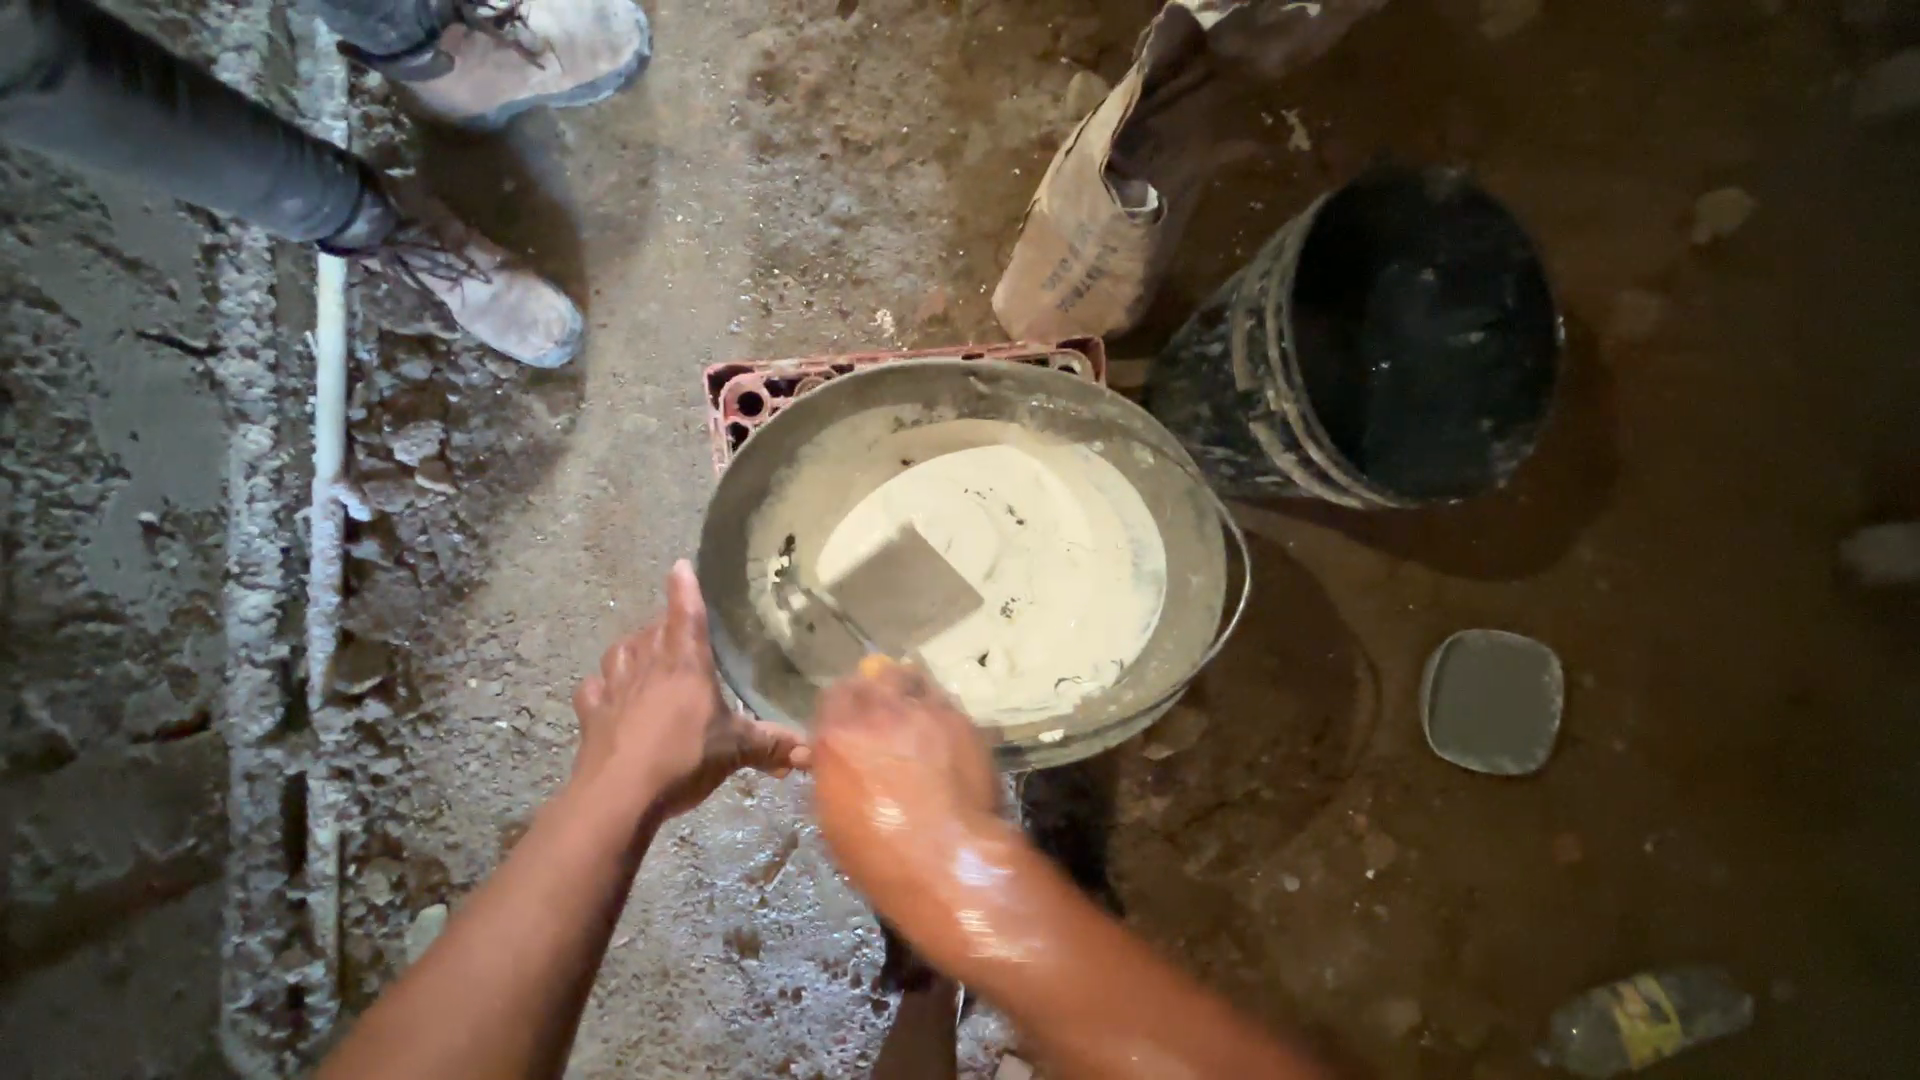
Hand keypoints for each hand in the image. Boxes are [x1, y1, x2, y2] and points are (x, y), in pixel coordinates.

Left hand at [571, 559, 809, 817]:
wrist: (618, 795)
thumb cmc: (683, 758)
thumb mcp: (736, 750)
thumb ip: (771, 745)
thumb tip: (811, 752)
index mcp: (686, 665)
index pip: (686, 615)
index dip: (684, 589)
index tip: (680, 565)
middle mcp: (648, 667)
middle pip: (653, 631)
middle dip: (663, 622)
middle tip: (674, 624)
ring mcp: (615, 690)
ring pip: (620, 652)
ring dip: (632, 646)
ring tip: (641, 650)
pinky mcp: (591, 716)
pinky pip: (594, 689)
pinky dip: (601, 685)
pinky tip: (605, 690)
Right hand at [812, 661, 1013, 964]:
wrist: (950, 860)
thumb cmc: (880, 857)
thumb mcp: (833, 819)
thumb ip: (831, 773)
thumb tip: (832, 758)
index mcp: (839, 737)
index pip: (833, 694)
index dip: (841, 707)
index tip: (846, 722)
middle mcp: (880, 713)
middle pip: (872, 677)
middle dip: (873, 690)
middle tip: (880, 713)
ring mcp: (924, 711)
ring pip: (910, 678)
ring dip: (905, 689)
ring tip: (910, 710)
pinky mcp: (961, 720)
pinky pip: (942, 700)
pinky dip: (935, 708)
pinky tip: (939, 729)